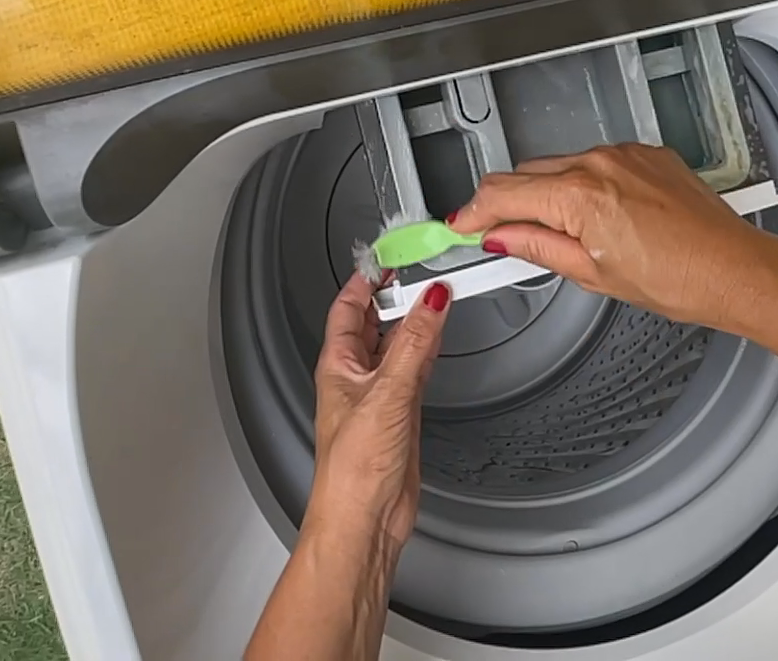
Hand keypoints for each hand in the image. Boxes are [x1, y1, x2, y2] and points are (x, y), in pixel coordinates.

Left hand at [302, 272, 452, 568]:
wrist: (365, 520)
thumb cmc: (351, 471)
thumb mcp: (388, 394)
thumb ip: (414, 343)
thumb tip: (432, 299)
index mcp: (338, 365)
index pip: (349, 307)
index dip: (365, 279)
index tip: (387, 256)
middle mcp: (356, 375)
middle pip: (374, 321)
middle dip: (393, 294)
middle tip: (416, 268)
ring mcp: (379, 393)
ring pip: (397, 342)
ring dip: (414, 319)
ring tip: (433, 293)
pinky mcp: (401, 411)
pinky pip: (414, 366)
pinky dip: (428, 347)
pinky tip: (439, 335)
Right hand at [451, 143, 773, 327]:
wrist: (733, 268)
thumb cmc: (676, 279)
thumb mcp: (592, 273)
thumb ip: (536, 247)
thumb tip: (499, 238)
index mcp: (579, 196)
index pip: (503, 194)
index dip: (474, 212)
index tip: (462, 225)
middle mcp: (598, 162)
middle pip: (526, 174)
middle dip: (508, 203)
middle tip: (505, 237)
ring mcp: (624, 153)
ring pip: (559, 165)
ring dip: (547, 192)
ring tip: (566, 232)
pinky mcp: (644, 153)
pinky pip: (596, 161)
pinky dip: (584, 183)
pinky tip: (600, 214)